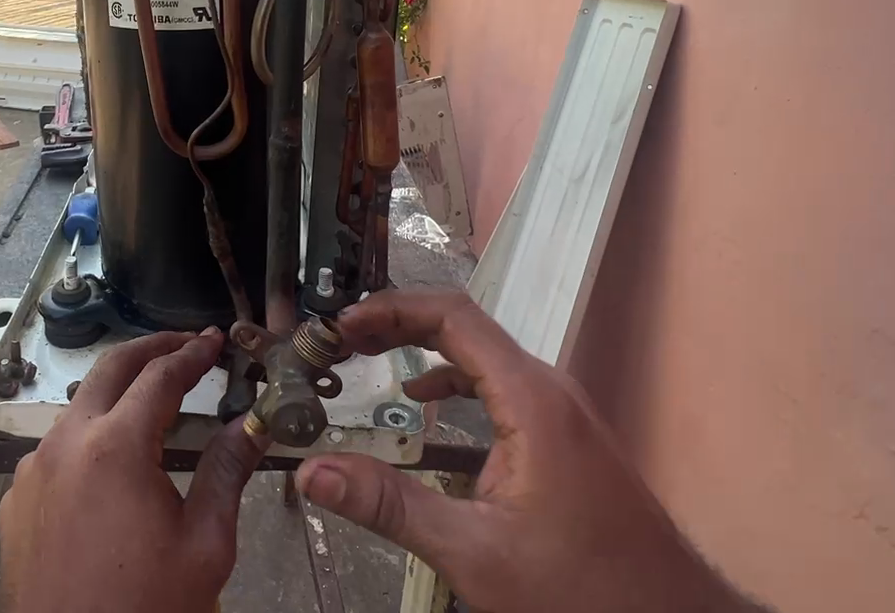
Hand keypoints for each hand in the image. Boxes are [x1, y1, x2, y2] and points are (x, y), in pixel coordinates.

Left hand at [0, 328, 268, 612]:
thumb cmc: (147, 609)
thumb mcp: (204, 545)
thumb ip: (226, 472)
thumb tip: (251, 425)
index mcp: (114, 446)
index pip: (160, 377)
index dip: (192, 354)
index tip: (214, 340)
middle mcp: (65, 443)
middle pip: (110, 369)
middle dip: (151, 349)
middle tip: (185, 346)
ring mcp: (33, 470)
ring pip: (79, 407)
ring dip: (117, 393)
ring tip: (155, 402)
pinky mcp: (18, 499)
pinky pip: (56, 449)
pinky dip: (88, 437)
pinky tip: (112, 464)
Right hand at [295, 290, 767, 612]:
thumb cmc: (583, 591)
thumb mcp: (476, 553)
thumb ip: (390, 507)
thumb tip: (311, 473)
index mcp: (530, 398)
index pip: (452, 317)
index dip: (391, 311)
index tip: (343, 327)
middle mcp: (545, 388)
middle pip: (462, 325)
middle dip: (396, 322)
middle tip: (342, 338)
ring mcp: (557, 410)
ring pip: (479, 352)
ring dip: (420, 345)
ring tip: (367, 354)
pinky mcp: (559, 434)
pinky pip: (495, 382)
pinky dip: (448, 377)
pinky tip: (422, 399)